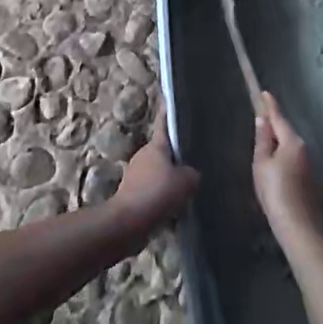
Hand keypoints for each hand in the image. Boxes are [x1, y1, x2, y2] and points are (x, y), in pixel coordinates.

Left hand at [110, 106, 200, 230]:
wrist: (128, 223)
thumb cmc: (157, 194)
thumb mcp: (186, 181)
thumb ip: (192, 173)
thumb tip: (189, 174)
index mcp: (156, 146)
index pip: (164, 123)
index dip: (169, 112)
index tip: (171, 100)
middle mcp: (143, 156)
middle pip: (163, 150)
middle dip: (177, 155)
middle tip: (195, 159)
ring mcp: (135, 175)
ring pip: (158, 171)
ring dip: (170, 178)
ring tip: (189, 187)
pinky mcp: (132, 195)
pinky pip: (153, 190)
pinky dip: (163, 196)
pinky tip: (175, 207)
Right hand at [253, 91, 322, 239]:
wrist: (297, 225)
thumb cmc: (275, 191)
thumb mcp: (261, 164)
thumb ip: (262, 140)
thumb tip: (262, 120)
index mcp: (292, 141)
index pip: (279, 118)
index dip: (270, 105)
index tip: (265, 93)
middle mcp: (305, 148)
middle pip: (286, 132)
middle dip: (274, 127)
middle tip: (259, 122)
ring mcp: (309, 164)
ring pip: (290, 147)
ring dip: (278, 144)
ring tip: (263, 150)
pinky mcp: (310, 178)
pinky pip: (294, 159)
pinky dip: (283, 157)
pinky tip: (274, 170)